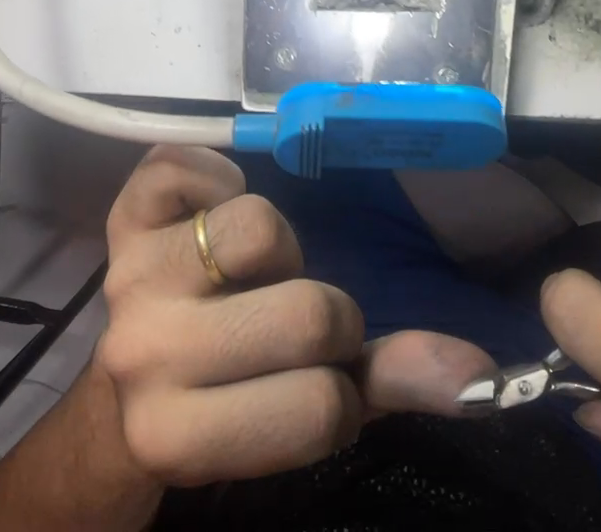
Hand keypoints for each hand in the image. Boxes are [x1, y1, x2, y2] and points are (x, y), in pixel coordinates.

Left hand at [94, 146, 495, 486]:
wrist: (130, 387)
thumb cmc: (228, 403)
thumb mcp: (302, 417)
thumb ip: (389, 389)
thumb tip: (480, 371)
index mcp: (179, 435)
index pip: (323, 408)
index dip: (339, 392)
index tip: (312, 384)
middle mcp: (141, 356)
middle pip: (304, 313)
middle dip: (322, 320)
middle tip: (288, 327)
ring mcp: (127, 280)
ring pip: (258, 227)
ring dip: (277, 249)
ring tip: (256, 275)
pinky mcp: (121, 219)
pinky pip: (177, 165)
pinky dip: (211, 177)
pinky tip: (213, 217)